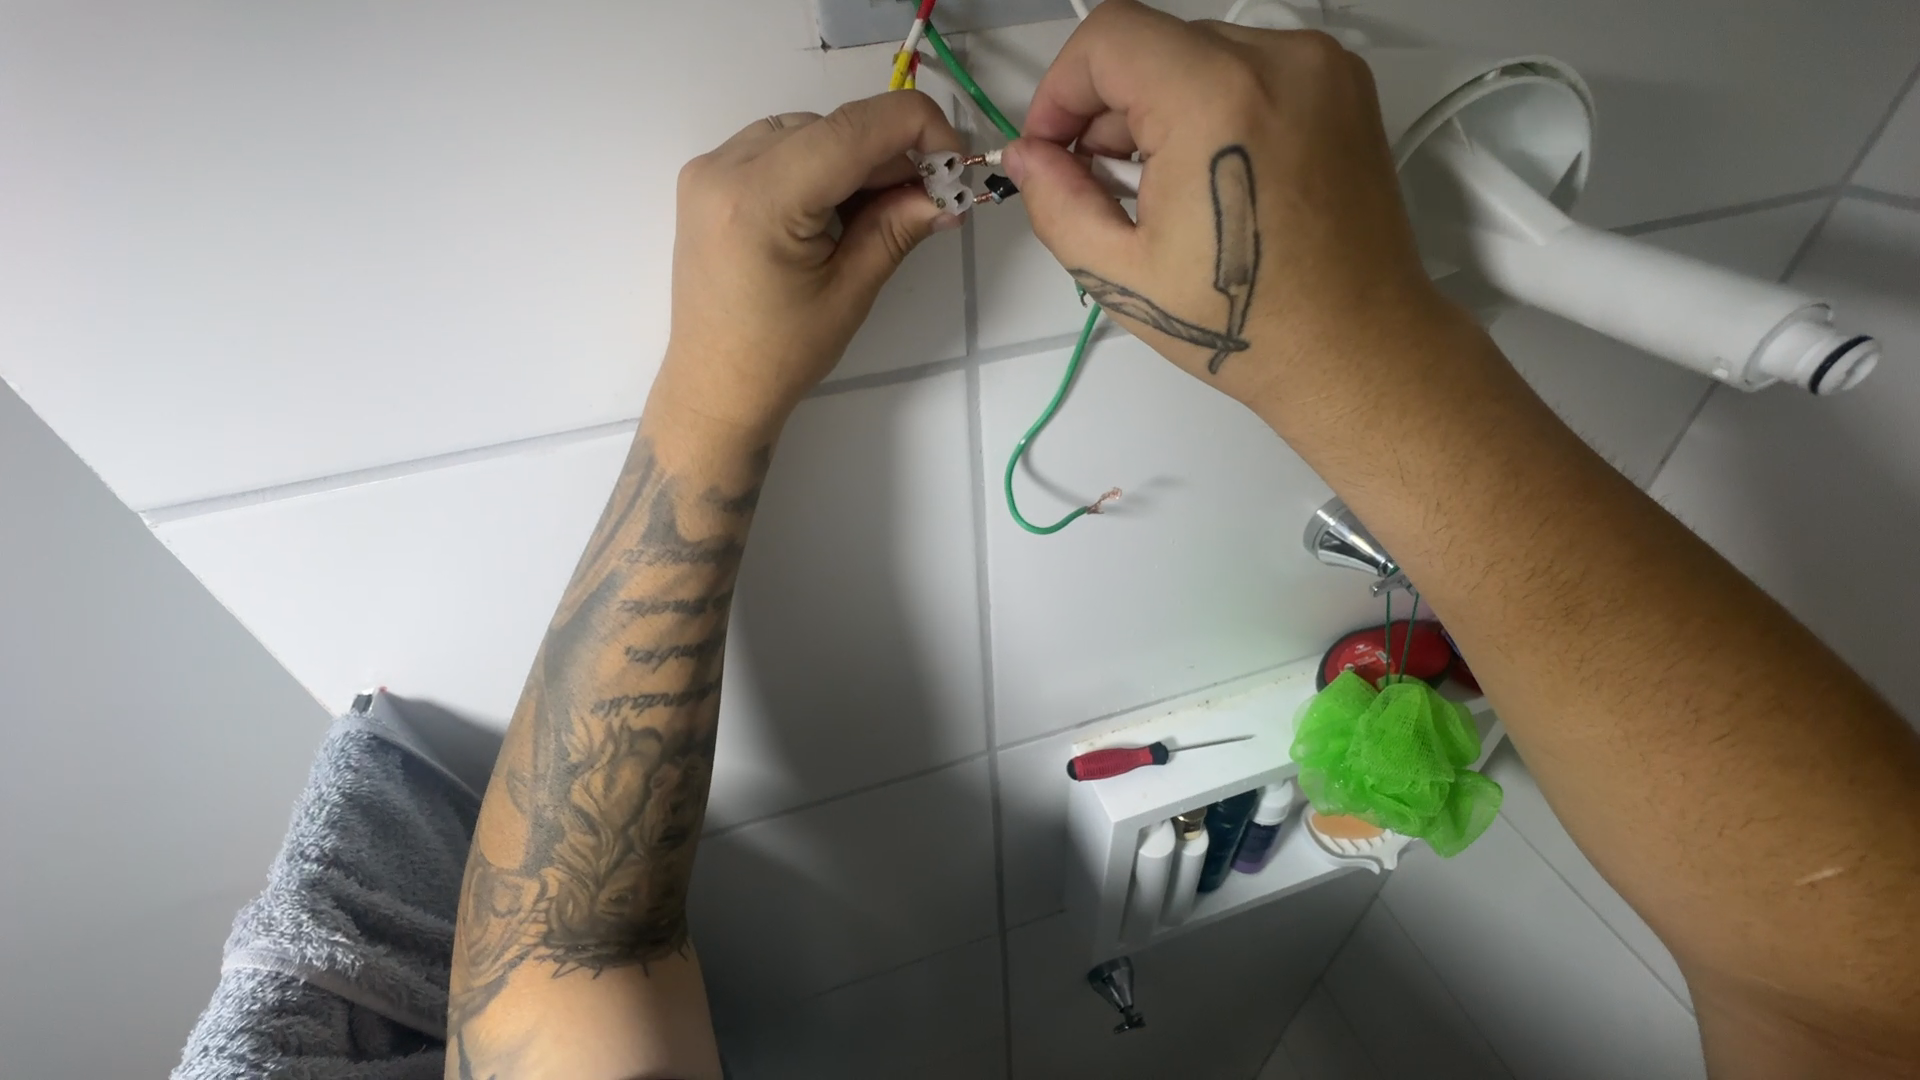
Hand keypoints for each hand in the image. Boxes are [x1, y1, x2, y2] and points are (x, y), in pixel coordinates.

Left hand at [655, 91, 963, 434]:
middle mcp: (725, 167)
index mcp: (761, 201)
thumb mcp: (850, 293)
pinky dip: (818, 165)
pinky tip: (835, 207)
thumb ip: (897, 229)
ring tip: (878, 211)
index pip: (852, 129)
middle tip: (926, 198)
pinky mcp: (707, 179)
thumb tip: (949, 195)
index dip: (916, 126)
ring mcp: (709, 169)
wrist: (716, 385)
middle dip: (887, 154)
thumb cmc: (783, 355)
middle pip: (830, 126)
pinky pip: (777, 147)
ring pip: (806, 131)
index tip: (955, 157)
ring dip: (853, 159)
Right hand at [1003, 1, 1451, 414]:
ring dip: (1155, 110)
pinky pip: (1249, 70)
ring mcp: (1320, 66)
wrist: (1353, 349)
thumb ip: (1057, 205)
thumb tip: (1026, 157)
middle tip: (1095, 185)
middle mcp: (1277, 58)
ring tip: (1155, 191)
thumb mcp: (1121, 276)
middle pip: (1152, 43)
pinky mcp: (1343, 86)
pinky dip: (1208, 109)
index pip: (1106, 38)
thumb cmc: (1240, 325)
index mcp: (1215, 99)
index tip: (1049, 150)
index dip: (1059, 90)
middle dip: (1105, 109)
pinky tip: (1204, 178)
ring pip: (1199, 55)